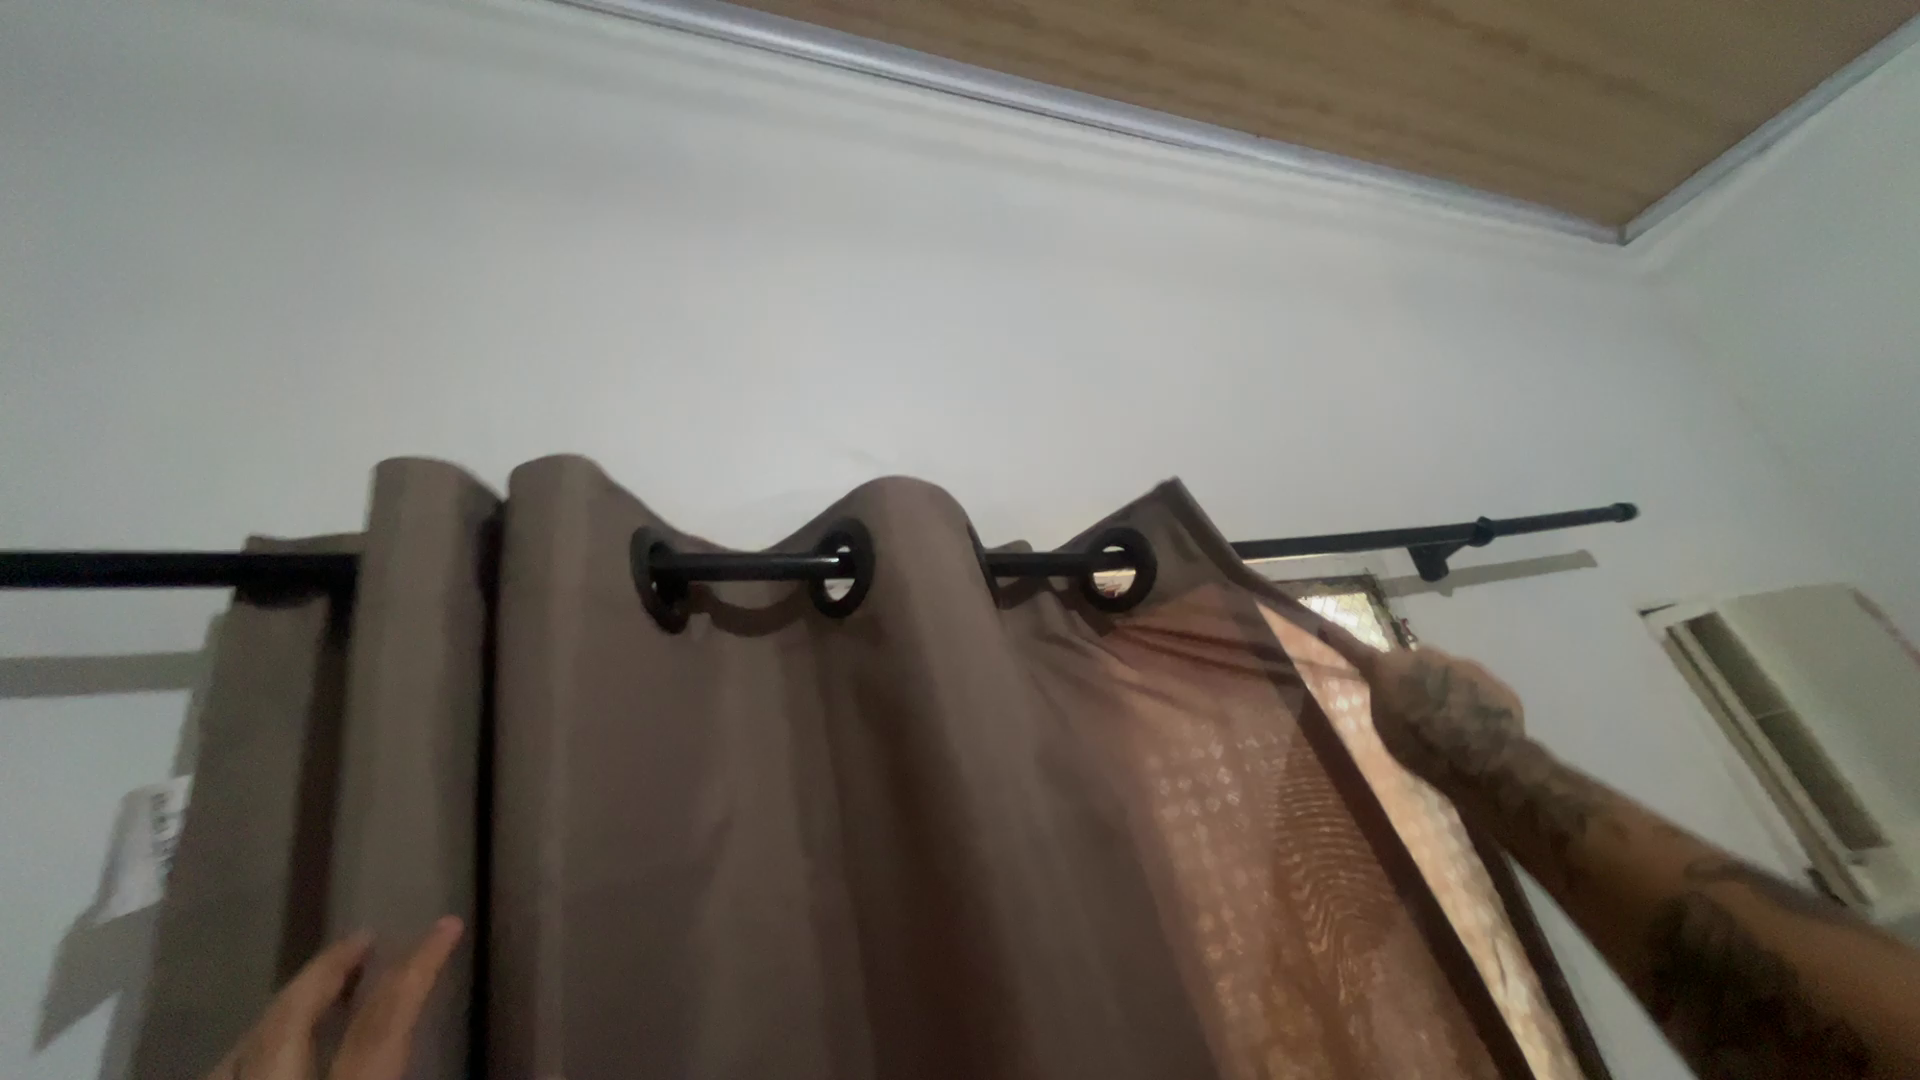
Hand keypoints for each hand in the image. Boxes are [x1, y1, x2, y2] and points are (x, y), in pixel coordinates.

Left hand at [204, 917, 463, 1079]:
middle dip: (326, 972)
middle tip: (363, 939)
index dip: (417, 968)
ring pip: (234, 1049)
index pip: (383, 1020)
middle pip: (289, 1021)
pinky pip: (220, 1077)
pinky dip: (244, 1056)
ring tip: (310, 990)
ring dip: (277, 1012)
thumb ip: (397, 1063)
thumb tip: (418, 1032)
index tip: (446, 924)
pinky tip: (261, 1053)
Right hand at [1343, 645, 1529, 786]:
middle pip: (1408, 663)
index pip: (1355, 650)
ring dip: (1440, 689)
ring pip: (1441, 672)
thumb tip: (1389, 688)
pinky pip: (1470, 685)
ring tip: (1451, 722)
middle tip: (1415, 708)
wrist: (1485, 759)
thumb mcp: (1385, 728)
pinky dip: (1468, 699)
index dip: (1338, 639)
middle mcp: (1420, 656)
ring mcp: (1458, 663)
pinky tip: (1475, 725)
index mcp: (1387, 669)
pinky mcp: (1489, 677)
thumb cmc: (1421, 748)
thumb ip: (1383, 700)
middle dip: (1409, 678)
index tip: (1323, 625)